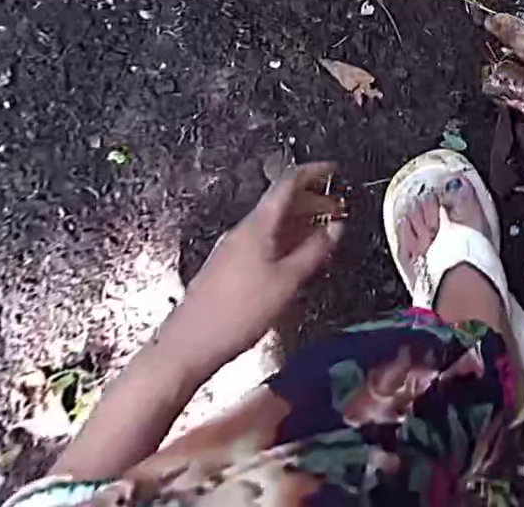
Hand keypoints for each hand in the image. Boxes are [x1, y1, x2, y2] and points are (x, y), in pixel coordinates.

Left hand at [156, 163, 346, 377]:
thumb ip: (315, 251)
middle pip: (282, 203)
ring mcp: (234, 251)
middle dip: (314, 201)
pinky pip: (264, 243)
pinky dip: (287, 242)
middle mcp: (243, 233)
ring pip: (274, 225)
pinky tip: (298, 258)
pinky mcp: (228, 269)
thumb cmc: (234, 314)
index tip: (333, 170)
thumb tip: (335, 229)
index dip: (313, 172)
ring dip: (302, 224)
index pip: (287, 184)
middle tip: (338, 208)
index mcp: (257, 227)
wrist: (185, 352)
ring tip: (325, 233)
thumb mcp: (288, 280)